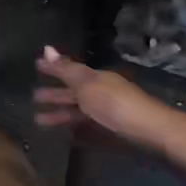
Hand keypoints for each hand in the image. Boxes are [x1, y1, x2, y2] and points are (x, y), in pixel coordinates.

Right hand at [34, 47, 173, 150]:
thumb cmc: (115, 105)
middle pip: (74, 93)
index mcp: (96, 80)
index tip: (35, 66)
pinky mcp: (112, 136)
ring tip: (38, 121)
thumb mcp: (86, 84)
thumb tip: (46, 48)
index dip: (53, 69)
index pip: (70, 71)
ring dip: (59, 115)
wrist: (151, 134)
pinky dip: (75, 132)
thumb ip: (65, 70)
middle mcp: (101, 95)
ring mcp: (107, 117)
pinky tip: (65, 137)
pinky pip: (88, 131)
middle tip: (33, 97)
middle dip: (54, 94)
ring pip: (78, 114)